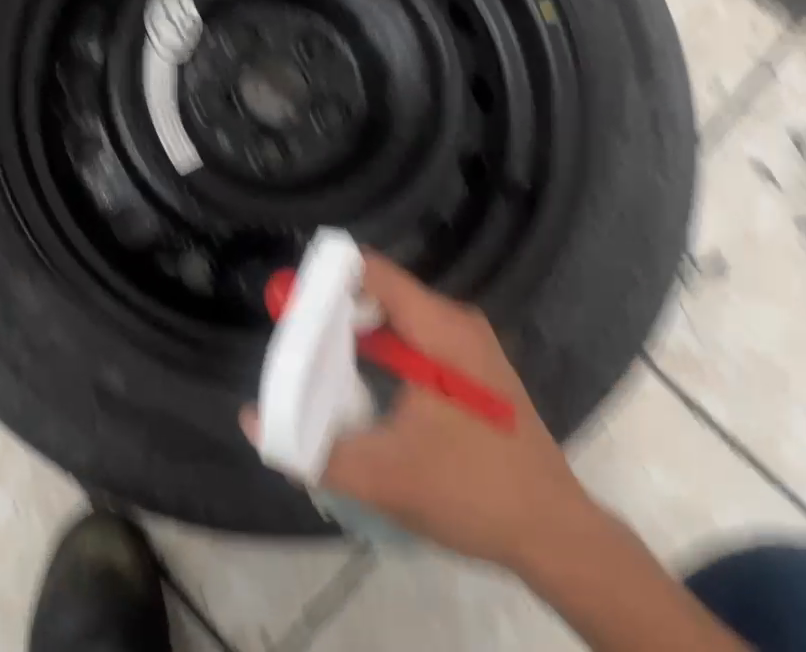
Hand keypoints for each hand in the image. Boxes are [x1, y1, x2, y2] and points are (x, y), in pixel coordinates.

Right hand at [244, 250, 599, 568]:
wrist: (553, 533)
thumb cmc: (471, 493)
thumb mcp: (379, 476)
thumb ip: (310, 449)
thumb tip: (252, 420)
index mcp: (441, 331)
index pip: (372, 272)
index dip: (324, 279)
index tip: (286, 305)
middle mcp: (458, 325)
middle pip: (381, 292)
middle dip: (332, 310)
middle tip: (292, 340)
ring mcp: (470, 347)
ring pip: (397, 319)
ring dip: (355, 334)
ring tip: (315, 363)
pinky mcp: (474, 371)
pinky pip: (414, 340)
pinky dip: (380, 351)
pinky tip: (358, 386)